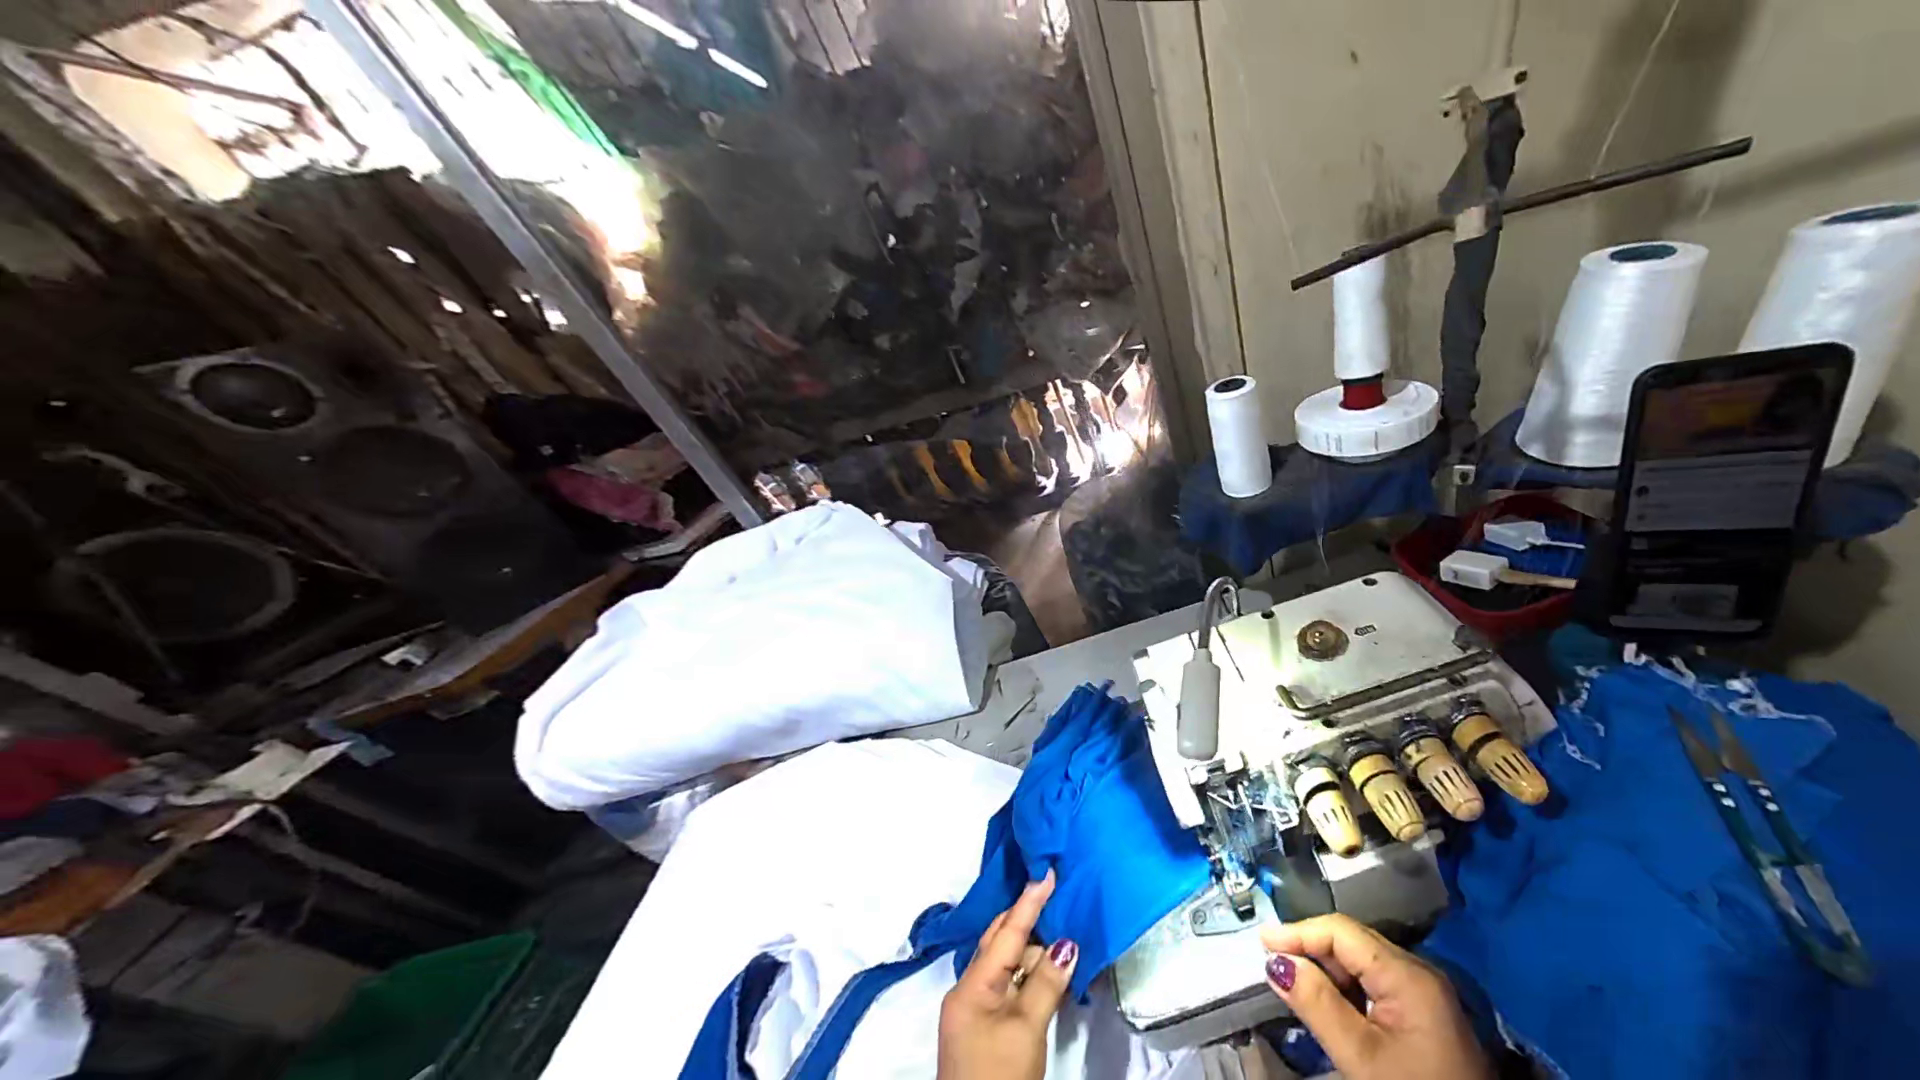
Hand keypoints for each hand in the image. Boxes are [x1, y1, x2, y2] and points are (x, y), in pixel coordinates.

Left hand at [937, 872, 1077, 1079]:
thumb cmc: (999, 1077)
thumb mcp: (1027, 1029)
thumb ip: (1046, 983)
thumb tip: (1066, 944)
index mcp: (972, 983)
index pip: (1005, 932)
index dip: (1028, 902)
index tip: (1045, 871)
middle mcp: (967, 987)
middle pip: (1000, 942)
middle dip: (1027, 921)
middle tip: (1055, 899)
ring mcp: (973, 1007)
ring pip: (1004, 964)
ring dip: (1030, 952)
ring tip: (1060, 943)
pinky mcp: (982, 1024)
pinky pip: (1005, 984)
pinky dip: (1025, 975)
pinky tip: (1045, 972)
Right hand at [1261, 914, 1490, 1079]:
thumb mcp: (1360, 1056)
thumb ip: (1317, 1003)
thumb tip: (1275, 961)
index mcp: (1407, 975)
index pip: (1340, 931)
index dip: (1297, 932)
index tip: (1260, 943)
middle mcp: (1419, 973)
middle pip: (1351, 942)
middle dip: (1309, 948)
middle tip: (1272, 963)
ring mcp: (1425, 994)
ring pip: (1361, 962)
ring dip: (1325, 969)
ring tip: (1293, 983)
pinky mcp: (1425, 1015)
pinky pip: (1374, 983)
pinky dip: (1344, 987)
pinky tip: (1327, 1003)